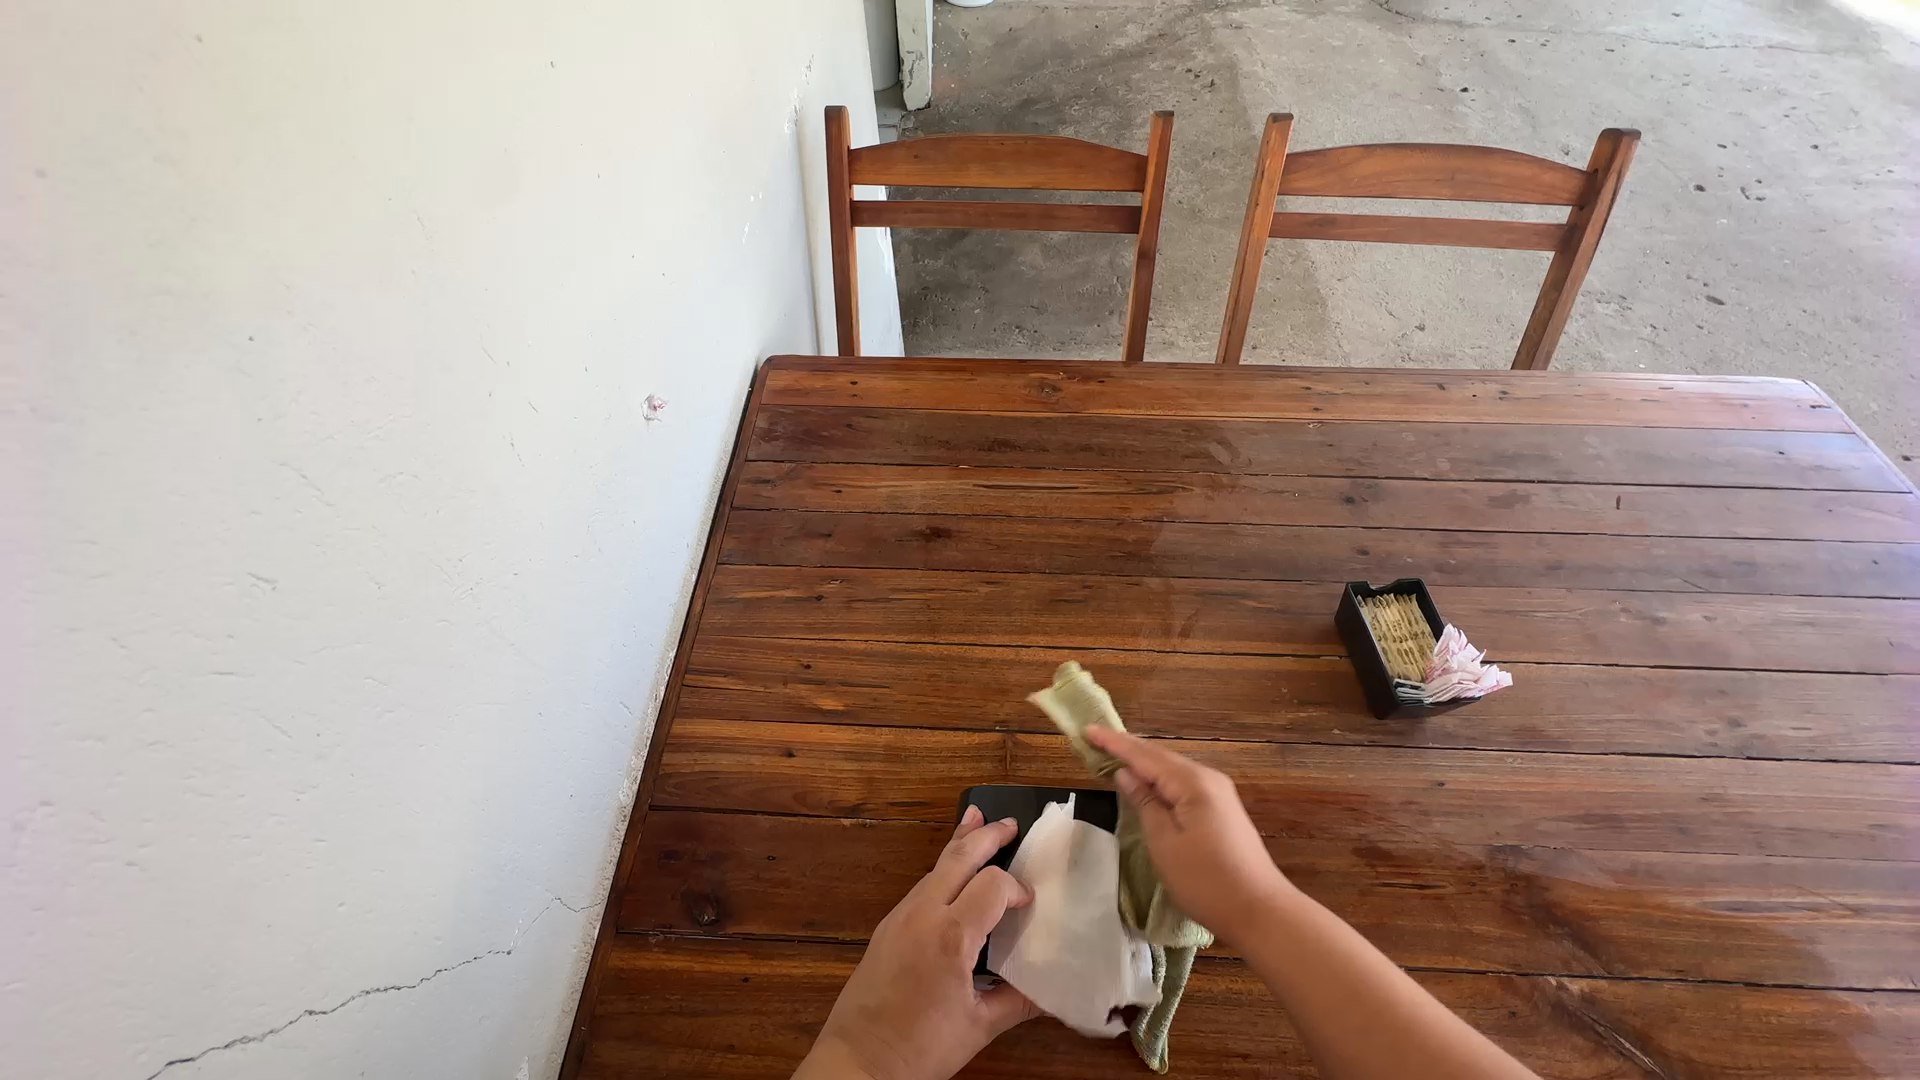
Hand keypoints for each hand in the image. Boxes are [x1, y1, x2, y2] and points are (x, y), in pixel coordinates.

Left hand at [794, 805, 1040, 1079]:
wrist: (857, 1062)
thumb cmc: (920, 1048)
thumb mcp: (978, 1027)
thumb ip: (1017, 1001)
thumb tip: (1053, 991)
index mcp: (952, 936)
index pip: (993, 885)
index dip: (1016, 887)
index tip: (1030, 902)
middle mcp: (924, 914)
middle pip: (959, 857)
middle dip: (987, 835)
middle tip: (1010, 823)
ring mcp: (901, 916)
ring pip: (936, 866)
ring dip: (960, 843)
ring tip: (976, 820)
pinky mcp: (888, 925)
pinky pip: (921, 884)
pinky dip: (942, 868)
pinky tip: (951, 870)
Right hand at [1086, 725, 1295, 947]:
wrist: (1261, 912)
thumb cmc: (1206, 880)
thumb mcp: (1164, 843)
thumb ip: (1144, 803)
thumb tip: (1126, 774)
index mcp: (1192, 783)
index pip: (1144, 755)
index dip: (1114, 743)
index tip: (1088, 729)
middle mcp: (1208, 779)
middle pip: (1160, 757)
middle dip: (1127, 748)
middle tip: (1095, 740)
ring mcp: (1218, 794)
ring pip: (1172, 769)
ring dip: (1143, 763)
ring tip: (1114, 756)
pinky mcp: (1222, 810)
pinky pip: (1182, 783)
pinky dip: (1159, 778)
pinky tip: (1147, 782)